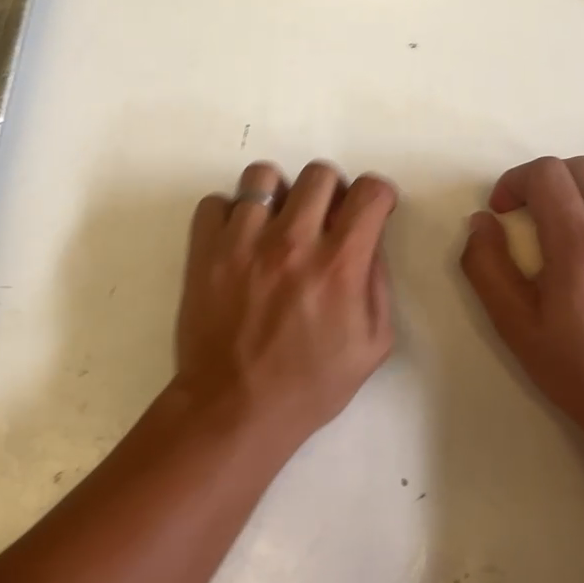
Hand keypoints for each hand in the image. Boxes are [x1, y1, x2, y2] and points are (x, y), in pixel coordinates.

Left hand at [172, 161, 397, 446]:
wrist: (235, 409)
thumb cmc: (310, 385)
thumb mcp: (372, 345)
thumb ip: (377, 284)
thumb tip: (369, 241)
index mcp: (339, 265)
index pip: (368, 192)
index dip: (378, 195)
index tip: (372, 210)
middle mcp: (292, 242)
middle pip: (318, 173)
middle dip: (332, 190)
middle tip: (325, 219)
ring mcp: (243, 242)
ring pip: (263, 176)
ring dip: (279, 195)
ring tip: (277, 224)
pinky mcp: (205, 251)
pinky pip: (216, 202)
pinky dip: (230, 214)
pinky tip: (241, 240)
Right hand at [460, 156, 583, 430]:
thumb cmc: (574, 368)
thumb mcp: (513, 324)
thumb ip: (486, 266)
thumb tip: (481, 222)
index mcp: (578, 246)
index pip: (547, 174)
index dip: (514, 181)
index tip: (501, 212)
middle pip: (580, 166)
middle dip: (543, 179)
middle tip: (525, 215)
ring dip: (580, 183)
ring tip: (561, 217)